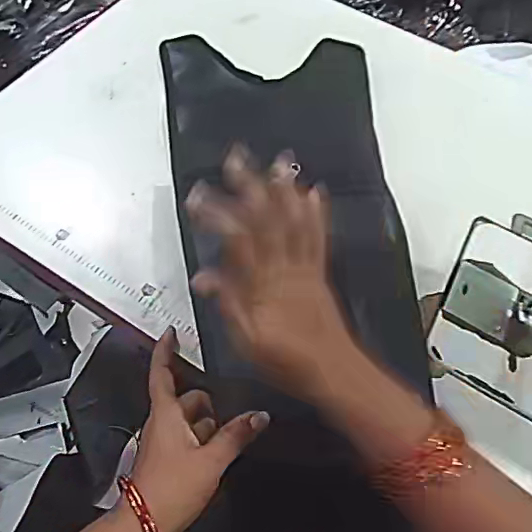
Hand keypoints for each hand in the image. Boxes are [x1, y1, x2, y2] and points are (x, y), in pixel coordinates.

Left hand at [127, 329, 268, 531]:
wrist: (145, 525)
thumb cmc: (172, 488)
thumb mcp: (211, 461)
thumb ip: (235, 436)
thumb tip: (258, 415)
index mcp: (165, 414)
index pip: (162, 373)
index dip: (165, 352)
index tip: (171, 333)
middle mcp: (160, 422)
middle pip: (185, 399)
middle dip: (206, 402)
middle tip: (230, 409)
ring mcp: (162, 441)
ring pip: (188, 420)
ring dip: (207, 424)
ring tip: (231, 434)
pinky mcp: (166, 459)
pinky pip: (187, 438)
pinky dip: (203, 439)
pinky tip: (220, 451)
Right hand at [185, 146, 356, 396]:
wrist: (334, 372)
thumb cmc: (289, 361)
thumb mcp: (247, 341)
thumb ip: (228, 304)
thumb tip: (204, 278)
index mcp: (263, 285)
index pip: (235, 240)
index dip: (216, 214)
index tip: (198, 195)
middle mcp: (284, 270)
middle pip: (264, 220)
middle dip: (248, 186)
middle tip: (236, 159)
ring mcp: (304, 269)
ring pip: (293, 222)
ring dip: (284, 191)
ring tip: (277, 163)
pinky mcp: (319, 273)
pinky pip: (318, 238)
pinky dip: (315, 214)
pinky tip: (313, 193)